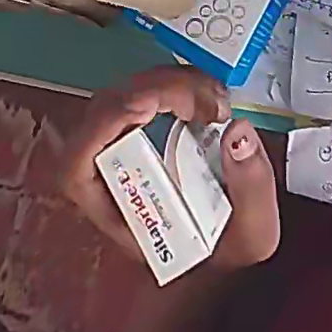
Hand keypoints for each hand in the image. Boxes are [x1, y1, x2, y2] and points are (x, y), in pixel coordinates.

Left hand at [60, 66, 279, 272]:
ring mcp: (120, 143)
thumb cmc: (228, 249)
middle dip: (160, 93)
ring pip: (126, 93)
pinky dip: (176, 83)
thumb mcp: (253, 234)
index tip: (147, 107)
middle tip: (213, 102)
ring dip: (172, 83)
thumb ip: (250, 186)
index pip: (79, 163)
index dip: (103, 127)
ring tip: (219, 99)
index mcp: (117, 209)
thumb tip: (237, 131)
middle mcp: (109, 172)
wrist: (228, 243)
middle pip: (107, 113)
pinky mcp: (140, 124)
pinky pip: (144, 91)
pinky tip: (210, 94)